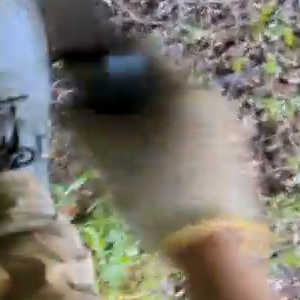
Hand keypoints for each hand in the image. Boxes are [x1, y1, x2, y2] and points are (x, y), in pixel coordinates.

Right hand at [66, 52, 264, 255]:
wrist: (216, 248)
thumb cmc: (155, 188)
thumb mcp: (104, 153)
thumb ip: (80, 120)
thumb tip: (68, 106)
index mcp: (181, 85)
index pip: (134, 51)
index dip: (100, 60)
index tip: (78, 79)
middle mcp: (208, 97)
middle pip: (152, 81)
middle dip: (117, 94)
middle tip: (90, 117)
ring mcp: (226, 127)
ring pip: (170, 109)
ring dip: (138, 118)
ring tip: (112, 146)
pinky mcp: (231, 156)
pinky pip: (186, 132)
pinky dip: (160, 138)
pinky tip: (142, 166)